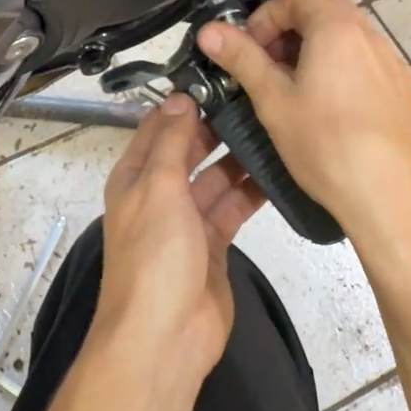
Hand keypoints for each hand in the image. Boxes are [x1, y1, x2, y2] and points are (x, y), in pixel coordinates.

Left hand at [91, 94, 268, 388]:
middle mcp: (158, 193)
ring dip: (237, 158)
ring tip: (272, 130)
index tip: (217, 76)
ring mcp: (186, 221)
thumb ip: (170, 142)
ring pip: (214, 178)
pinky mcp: (212, 245)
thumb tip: (179, 97)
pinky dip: (250, 192)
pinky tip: (275, 173)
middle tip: (254, 101)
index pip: (158, 127)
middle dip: (215, 128)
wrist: (165, 334)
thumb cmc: (154, 254)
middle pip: (188, 150)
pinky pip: (231, 208)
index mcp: (135, 176)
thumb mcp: (158, 187)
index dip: (183, 102)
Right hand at [196, 0, 410, 252]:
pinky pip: (366, 62)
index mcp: (337, 29)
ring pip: (348, 36)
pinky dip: (340, 67)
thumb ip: (242, 59)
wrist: (397, 204)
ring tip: (292, 88)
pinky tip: (327, 109)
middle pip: (325, 10)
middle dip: (290, 27)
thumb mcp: (273, 101)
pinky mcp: (405, 94)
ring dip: (315, 47)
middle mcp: (371, 37)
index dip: (265, 16)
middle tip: (268, 62)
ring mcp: (393, 65)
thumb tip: (209, 30)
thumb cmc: (328, 146)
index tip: (248, 48)